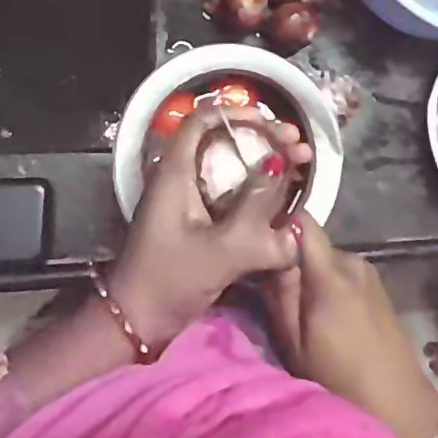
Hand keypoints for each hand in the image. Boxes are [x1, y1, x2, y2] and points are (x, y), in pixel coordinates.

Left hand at [110, 106, 309, 347]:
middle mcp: (181, 178)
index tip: (269, 122)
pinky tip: (285, 190)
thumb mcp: (219, 248)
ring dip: (265, 161)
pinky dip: (258, 185)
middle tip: (298, 143)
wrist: (137, 324)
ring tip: (300, 162)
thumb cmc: (170, 281)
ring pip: (230, 165)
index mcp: (175, 174)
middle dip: (263, 138)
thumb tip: (282, 166)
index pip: (199, 122)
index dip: (234, 113)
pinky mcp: (198, 219)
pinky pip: (232, 189)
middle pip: (222, 141)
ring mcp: (189, 199)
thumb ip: (254, 208)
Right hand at [263, 213, 437, 437]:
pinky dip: (330, 284)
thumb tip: (269, 254)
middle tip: (271, 287)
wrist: (401, 406)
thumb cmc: (340, 382)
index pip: (302, 221)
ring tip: (300, 308)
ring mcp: (369, 272)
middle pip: (312, 243)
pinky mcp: (378, 286)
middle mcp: (353, 261)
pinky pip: (343, 273)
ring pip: (327, 259)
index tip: (257, 237)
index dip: (279, 222)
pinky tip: (327, 316)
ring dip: (311, 274)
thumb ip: (281, 295)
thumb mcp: (296, 346)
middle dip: (292, 259)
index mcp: (331, 273)